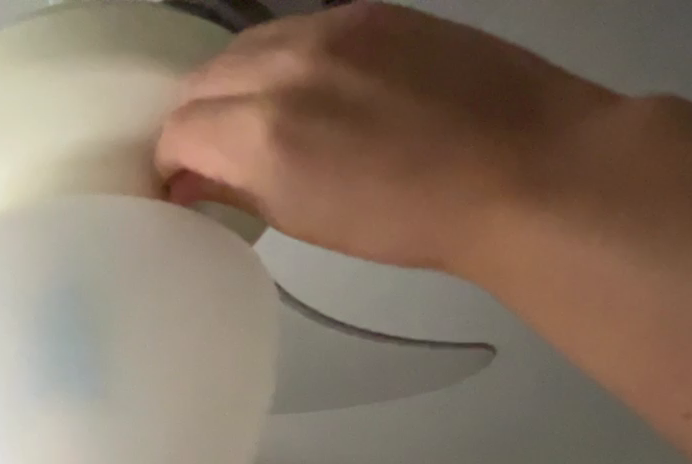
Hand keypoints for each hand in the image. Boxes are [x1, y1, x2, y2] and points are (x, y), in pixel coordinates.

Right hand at [156, 1, 619, 273]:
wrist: (522, 167)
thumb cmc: (403, 216)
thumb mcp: (299, 217)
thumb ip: (232, 187)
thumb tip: (189, 182)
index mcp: (262, 133)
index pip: (176, 132)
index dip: (169, 164)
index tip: (182, 186)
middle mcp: (286, 67)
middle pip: (198, 83)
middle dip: (191, 122)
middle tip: (208, 158)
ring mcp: (331, 30)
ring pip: (240, 49)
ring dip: (229, 87)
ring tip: (253, 124)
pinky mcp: (370, 12)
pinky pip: (291, 31)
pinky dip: (275, 63)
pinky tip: (300, 93)